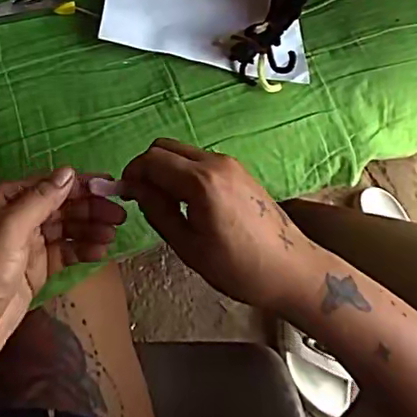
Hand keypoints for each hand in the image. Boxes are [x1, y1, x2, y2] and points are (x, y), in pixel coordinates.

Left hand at [0, 168, 127, 367]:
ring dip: (91, 227)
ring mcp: (29, 244)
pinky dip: (84, 249)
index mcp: (8, 199)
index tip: (110, 187)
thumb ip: (40, 200)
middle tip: (119, 215)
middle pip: (63, 205)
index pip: (52, 184)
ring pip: (68, 227)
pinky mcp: (37, 269)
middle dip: (91, 207)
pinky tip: (101, 250)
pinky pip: (66, 251)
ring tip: (113, 233)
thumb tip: (69, 172)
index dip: (82, 185)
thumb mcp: (9, 230)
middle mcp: (19, 216)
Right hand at [119, 139, 320, 311]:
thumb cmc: (239, 267)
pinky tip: (187, 201)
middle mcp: (215, 162)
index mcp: (201, 182)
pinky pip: (199, 160)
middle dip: (146, 167)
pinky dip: (183, 171)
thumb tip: (135, 189)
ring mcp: (229, 163)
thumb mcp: (189, 247)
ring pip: (182, 151)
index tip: (124, 194)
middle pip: (165, 147)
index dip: (132, 173)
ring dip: (166, 168)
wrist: (292, 269)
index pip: (152, 160)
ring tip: (165, 203)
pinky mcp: (238, 169)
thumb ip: (158, 211)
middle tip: (141, 197)